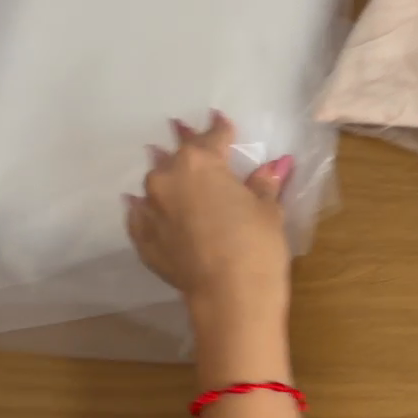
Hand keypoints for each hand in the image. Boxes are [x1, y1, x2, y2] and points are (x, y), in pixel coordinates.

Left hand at [126, 112, 294, 331]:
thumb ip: (265, 185)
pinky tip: (142, 206)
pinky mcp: (143, 239)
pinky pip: (141, 216)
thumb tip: (276, 165)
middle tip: (182, 131)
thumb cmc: (257, 246)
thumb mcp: (269, 212)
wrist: (230, 296)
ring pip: (155, 184)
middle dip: (185, 146)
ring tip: (164, 169)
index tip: (221, 120)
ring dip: (164, 176)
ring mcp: (151, 209)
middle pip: (176, 156)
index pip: (213, 138)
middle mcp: (168, 179)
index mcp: (201, 164)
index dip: (221, 130)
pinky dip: (147, 209)